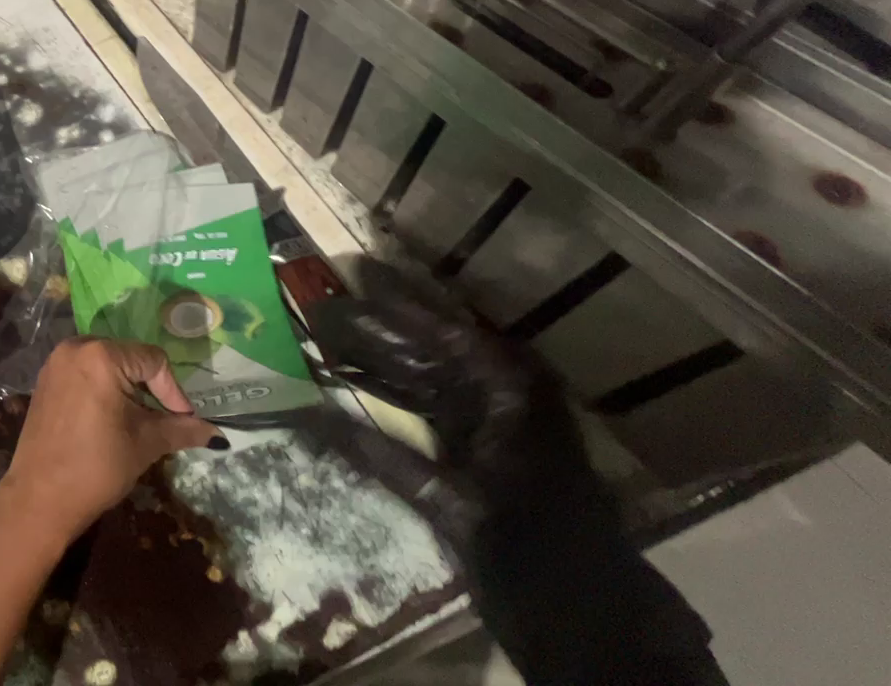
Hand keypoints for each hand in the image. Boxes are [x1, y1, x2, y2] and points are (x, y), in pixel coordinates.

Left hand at [0, 337, 222, 539]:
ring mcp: (55, 362)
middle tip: (163, 418)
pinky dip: (102, 388)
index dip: (173, 391)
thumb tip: (217, 433)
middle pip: (128, 357)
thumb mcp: (145, 443)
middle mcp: (74, 348)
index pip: (153, 360)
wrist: (40, 497)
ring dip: (126, 387)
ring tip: (138, 419)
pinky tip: (109, 417)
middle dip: (149, 387)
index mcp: (101, 356)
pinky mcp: (44, 379)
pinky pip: (83, 372)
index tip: (183, 420)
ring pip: (105, 364)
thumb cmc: (97, 466)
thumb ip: (181, 429)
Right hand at [306, 268, 598, 530]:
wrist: (588, 622)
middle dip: (378, 327)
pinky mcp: (475, 453)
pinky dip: (388, 394)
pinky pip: (425, 408)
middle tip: (324, 304)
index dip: (400, 303)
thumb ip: (377, 456)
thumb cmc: (529, 553)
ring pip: (424, 377)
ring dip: (377, 359)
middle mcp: (499, 401)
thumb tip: (306, 414)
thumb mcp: (452, 505)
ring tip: (325, 336)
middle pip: (430, 350)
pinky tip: (347, 383)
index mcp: (508, 399)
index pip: (447, 333)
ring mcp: (487, 427)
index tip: (357, 272)